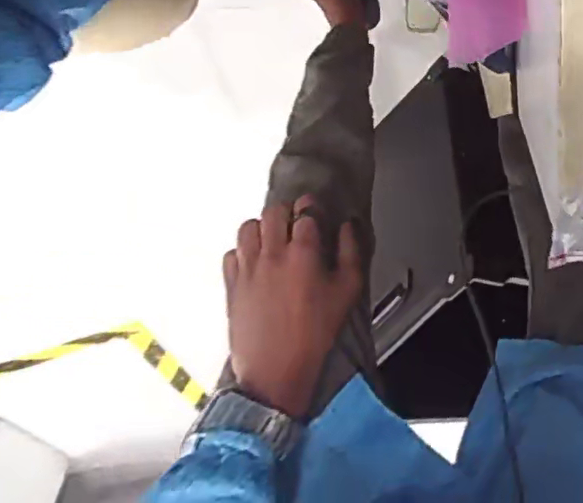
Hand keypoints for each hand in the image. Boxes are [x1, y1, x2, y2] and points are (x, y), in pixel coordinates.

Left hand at [223, 196, 363, 418]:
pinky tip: (255, 263)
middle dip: (287, 212)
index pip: (305, 210)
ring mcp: (248, 268)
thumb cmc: (316, 334)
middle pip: (274, 211)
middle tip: (296, 225)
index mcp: (303, 251)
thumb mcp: (348, 291)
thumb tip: (347, 225)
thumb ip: (351, 251)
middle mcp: (272, 253)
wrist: (275, 375)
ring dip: (262, 227)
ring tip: (272, 239)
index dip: (313, 208)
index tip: (317, 215)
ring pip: (248, 227)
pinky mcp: (231, 286)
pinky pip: (231, 254)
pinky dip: (242, 252)